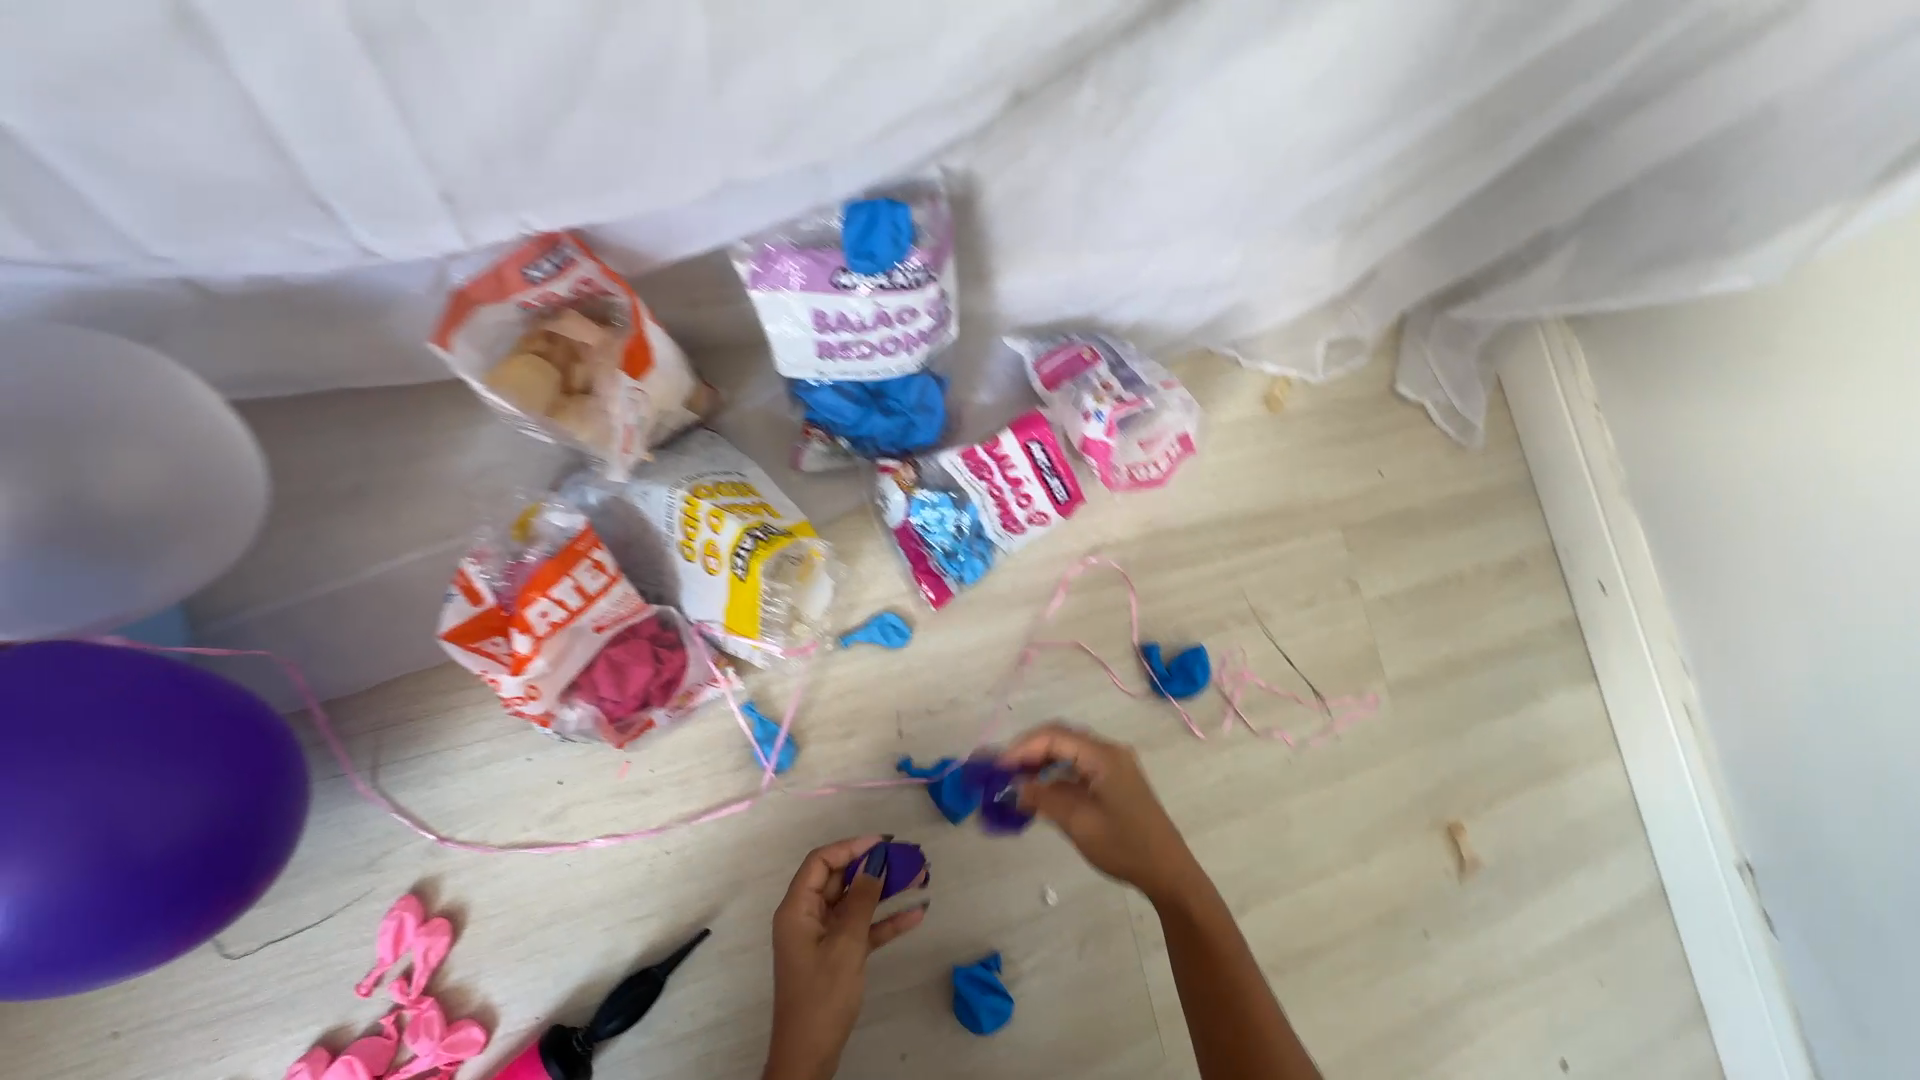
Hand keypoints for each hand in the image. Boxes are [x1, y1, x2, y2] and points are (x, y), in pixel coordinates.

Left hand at [764, 835, 927, 1079]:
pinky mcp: (838, 955)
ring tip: (920, 876)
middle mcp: (807, 917)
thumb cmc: (822, 995)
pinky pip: (863, 929)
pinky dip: (886, 922)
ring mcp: (823, 937)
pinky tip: (916, 913)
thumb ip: (862, 900)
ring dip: (885, 892)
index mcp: (797, 909)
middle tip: (908, 857)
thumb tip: (875, 863)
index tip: (883, 843)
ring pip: (856, 903)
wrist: (810, 1054)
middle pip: (840, 880)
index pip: (821, 862)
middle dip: (874, 867)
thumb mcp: (846, 944)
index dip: (851, 847)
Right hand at [999, 724, 1199, 903]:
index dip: (1022, 747)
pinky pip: (1078, 767)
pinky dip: (1056, 775)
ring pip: (1068, 752)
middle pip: (1061, 738)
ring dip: (1041, 763)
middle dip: (1029, 752)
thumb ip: (1044, 799)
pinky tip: (1040, 792)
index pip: (1054, 736)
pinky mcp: (1115, 781)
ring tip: (1015, 782)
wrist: (1167, 871)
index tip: (998, 767)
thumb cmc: (1124, 846)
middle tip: (1002, 772)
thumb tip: (1014, 786)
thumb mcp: (1078, 823)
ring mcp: (1114, 766)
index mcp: (1103, 755)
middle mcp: (1109, 752)